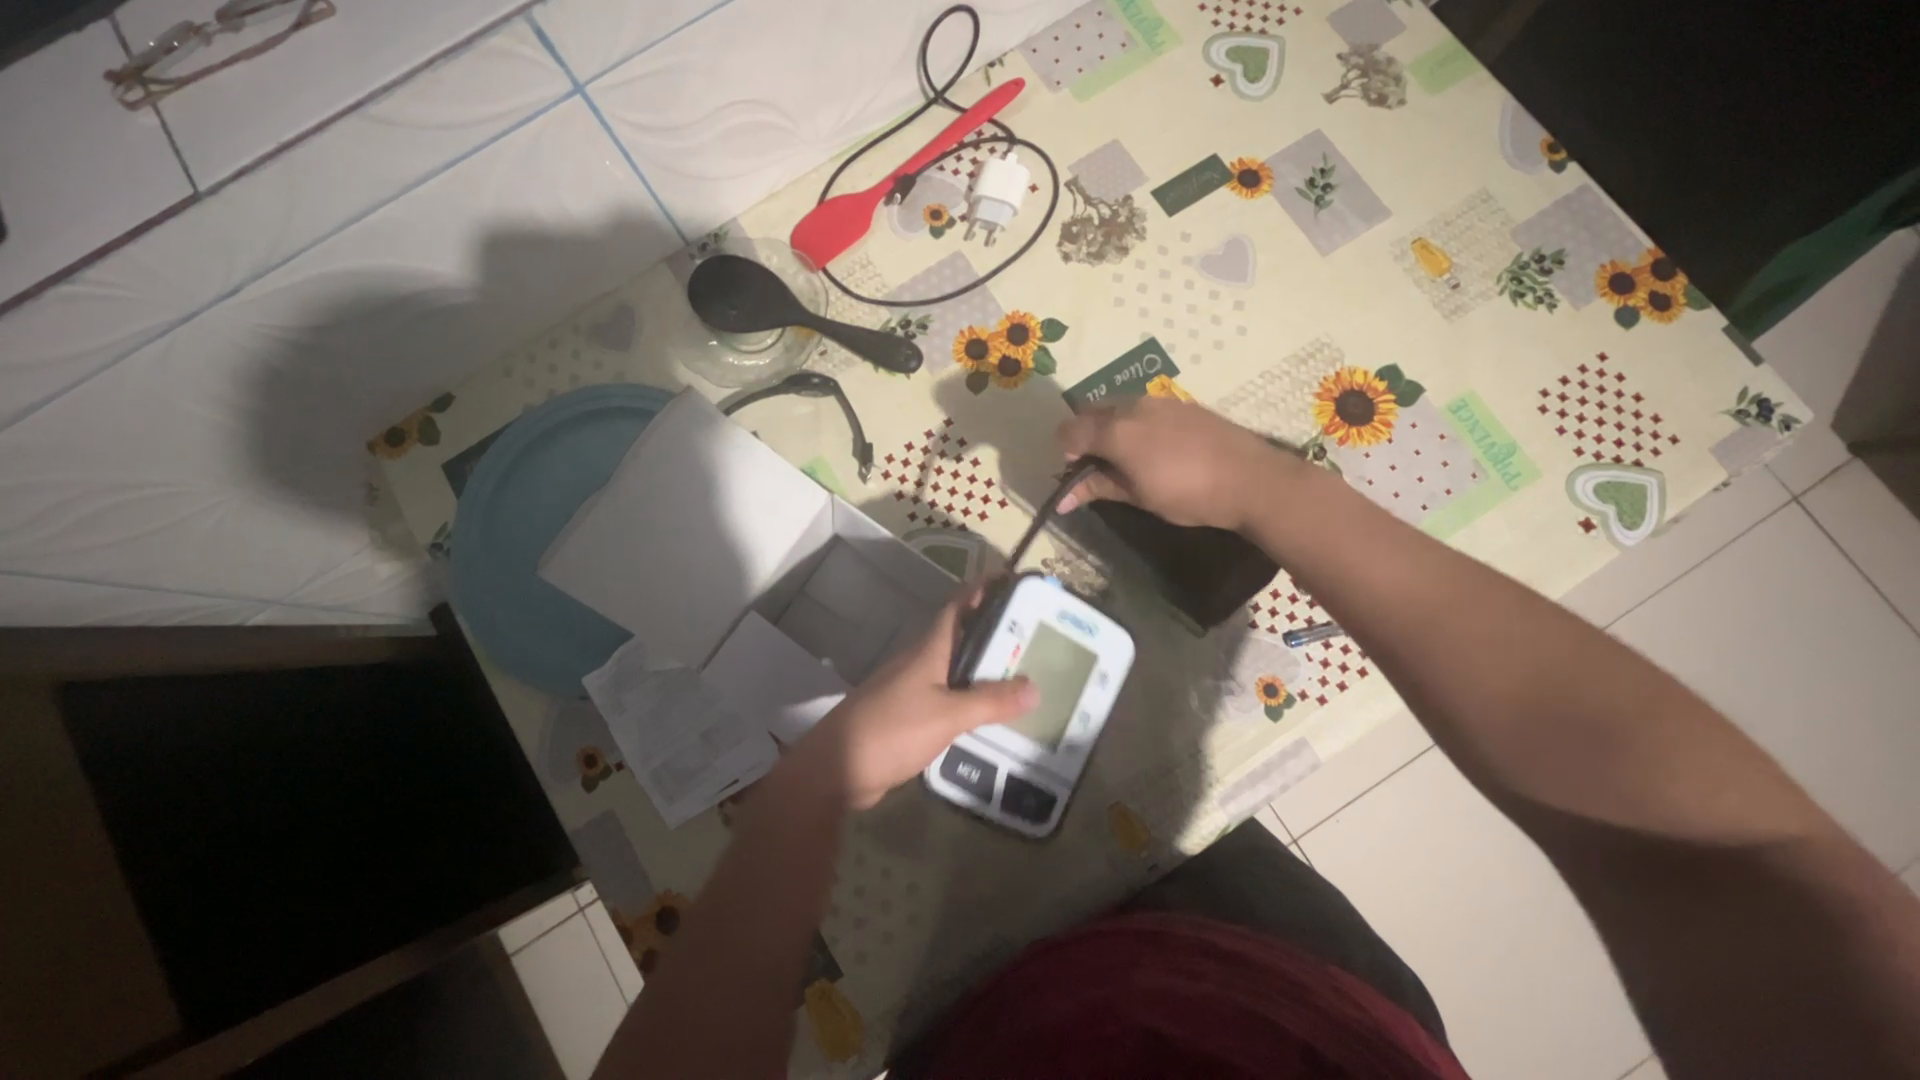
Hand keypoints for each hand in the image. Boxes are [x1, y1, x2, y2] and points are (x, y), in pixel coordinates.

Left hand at [791, 585, 1036, 809]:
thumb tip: (1035, 687)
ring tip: (1026, 676)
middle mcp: (920, 663)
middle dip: (996, 633)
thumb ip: (990, 701)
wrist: (836, 770)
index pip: (959, 606)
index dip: (984, 589)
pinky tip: (993, 716)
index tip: (1015, 581)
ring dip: (986, 670)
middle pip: (962, 638)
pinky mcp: (908, 717)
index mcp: (928, 649)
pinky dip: (971, 702)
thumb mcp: (947, 715)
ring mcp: (911, 690)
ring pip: (956, 671)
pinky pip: (948, 701)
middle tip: (1038, 637)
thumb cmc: (891, 730)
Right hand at [1056, 396, 1295, 531]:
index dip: (1065, 453)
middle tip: (1098, 467)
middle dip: (1085, 437)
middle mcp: (1132, 406)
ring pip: (1118, 408)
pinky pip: (1144, 409)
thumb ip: (1098, 487)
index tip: (1076, 474)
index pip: (1070, 431)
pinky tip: (1155, 450)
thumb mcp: (1138, 496)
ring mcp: (1159, 401)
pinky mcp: (1181, 404)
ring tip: (1127, 460)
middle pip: (1091, 413)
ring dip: (1111, 429)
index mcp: (1116, 430)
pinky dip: (1135, 425)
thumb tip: (1062, 499)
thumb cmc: (1187, 494)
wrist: (1251, 479)